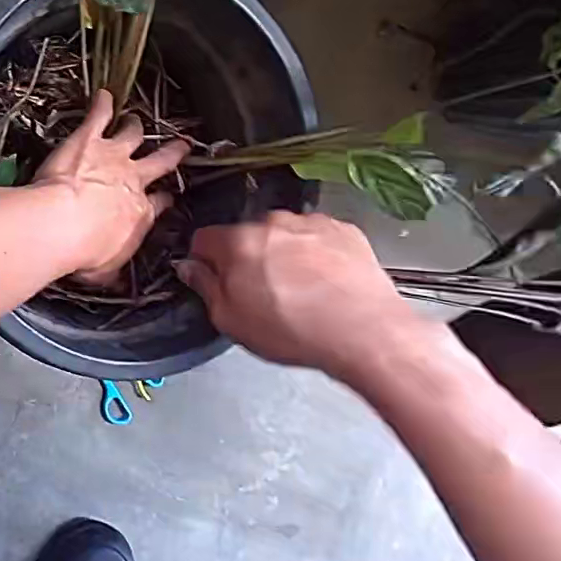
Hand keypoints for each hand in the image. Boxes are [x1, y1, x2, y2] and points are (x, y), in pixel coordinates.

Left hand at [33, 90, 189, 286]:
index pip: (158, 203)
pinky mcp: (88, 139)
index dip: (162, 199)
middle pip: (159, 163)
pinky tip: (102, 94)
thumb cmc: (83, 252)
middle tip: (180, 147)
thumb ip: (110, 270)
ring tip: (138, 120)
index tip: (164, 197)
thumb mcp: (103, 271)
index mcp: (140, 214)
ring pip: (132, 135)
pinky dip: (102, 104)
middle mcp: (133, 180)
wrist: (62, 222)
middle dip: (171, 154)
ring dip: (135, 127)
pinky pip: (98, 116)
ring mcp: (112, 156)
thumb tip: (112, 281)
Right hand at [175, 211, 446, 383]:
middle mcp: (270, 223)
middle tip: (261, 292)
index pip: (203, 238)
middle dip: (246, 257)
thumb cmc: (297, 331)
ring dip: (281, 253)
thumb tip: (190, 267)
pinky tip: (322, 282)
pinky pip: (315, 236)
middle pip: (243, 235)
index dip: (205, 261)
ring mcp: (309, 224)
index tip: (215, 278)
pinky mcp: (343, 231)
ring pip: (280, 234)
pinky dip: (314, 253)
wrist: (370, 337)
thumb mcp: (229, 319)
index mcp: (236, 241)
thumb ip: (203, 286)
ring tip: (298, 290)